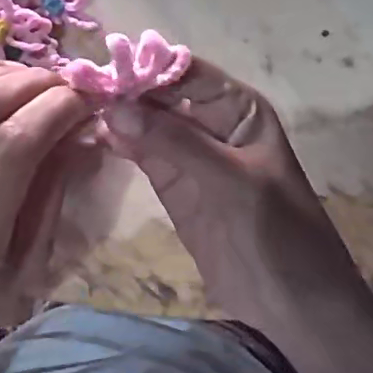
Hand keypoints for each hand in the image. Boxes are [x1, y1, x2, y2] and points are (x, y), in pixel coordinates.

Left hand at [0, 58, 92, 372]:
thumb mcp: (28, 276)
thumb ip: (53, 199)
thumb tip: (86, 131)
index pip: (10, 149)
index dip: (55, 110)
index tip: (91, 100)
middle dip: (37, 83)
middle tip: (75, 86)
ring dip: (11, 72)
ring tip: (47, 83)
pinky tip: (11, 80)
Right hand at [100, 58, 372, 337]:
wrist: (296, 308)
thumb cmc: (280, 232)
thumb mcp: (232, 181)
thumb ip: (175, 142)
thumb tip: (115, 106)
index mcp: (237, 107)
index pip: (186, 72)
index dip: (147, 65)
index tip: (104, 64)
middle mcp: (210, 120)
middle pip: (160, 93)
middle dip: (124, 88)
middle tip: (79, 85)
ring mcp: (189, 153)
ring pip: (146, 121)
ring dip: (116, 113)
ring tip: (77, 105)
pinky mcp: (172, 182)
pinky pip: (141, 151)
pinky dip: (119, 141)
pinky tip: (93, 133)